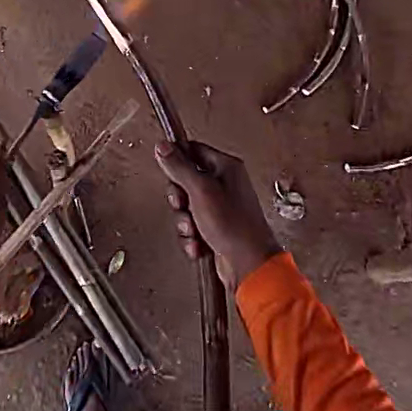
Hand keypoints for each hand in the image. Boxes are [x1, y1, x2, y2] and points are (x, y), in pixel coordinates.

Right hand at [155, 141, 282, 289]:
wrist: (248, 264)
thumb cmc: (234, 224)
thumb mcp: (200, 190)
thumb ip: (180, 167)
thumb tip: (163, 146)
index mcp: (226, 167)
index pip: (194, 150)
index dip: (177, 159)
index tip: (167, 170)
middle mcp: (225, 184)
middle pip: (186, 182)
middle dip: (180, 200)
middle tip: (184, 205)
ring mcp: (221, 208)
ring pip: (187, 208)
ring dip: (186, 223)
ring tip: (195, 230)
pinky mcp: (216, 228)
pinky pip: (192, 228)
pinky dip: (192, 238)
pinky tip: (200, 244)